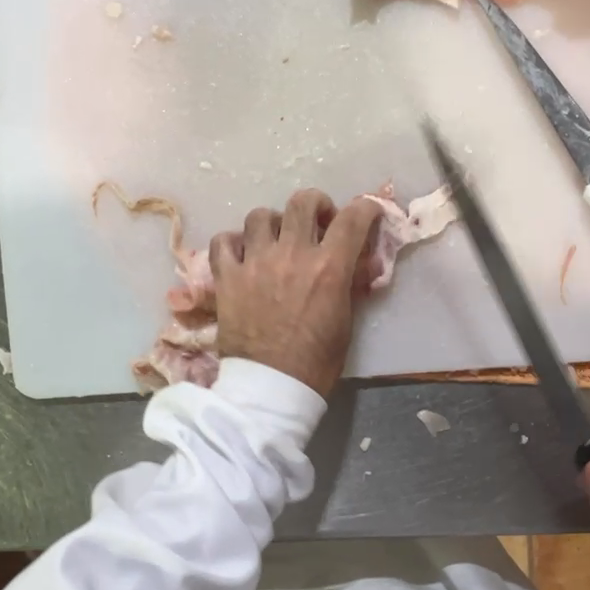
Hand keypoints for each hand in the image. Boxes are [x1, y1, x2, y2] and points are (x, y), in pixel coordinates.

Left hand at [211, 190, 383, 398]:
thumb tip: (359, 263)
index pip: (353, 218)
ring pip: (260, 215)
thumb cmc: (316, 362)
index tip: (366, 212)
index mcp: (329, 267)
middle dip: (316, 205)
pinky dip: (233, 243)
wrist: (271, 388)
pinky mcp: (226, 277)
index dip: (365, 208)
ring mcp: (255, 262)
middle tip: (317, 222)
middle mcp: (292, 254)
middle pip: (302, 202)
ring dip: (273, 224)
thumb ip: (350, 284)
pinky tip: (241, 256)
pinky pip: (223, 241)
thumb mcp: (345, 321)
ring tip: (275, 241)